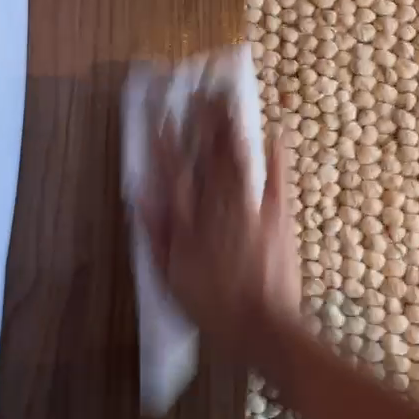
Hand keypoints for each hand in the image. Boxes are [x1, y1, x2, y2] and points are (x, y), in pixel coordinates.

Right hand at [142, 94, 302, 361]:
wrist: (261, 328)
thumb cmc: (211, 306)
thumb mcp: (170, 275)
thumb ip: (155, 233)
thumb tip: (140, 195)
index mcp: (190, 220)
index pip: (173, 171)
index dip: (166, 140)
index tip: (162, 112)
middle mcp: (219, 206)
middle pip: (209, 157)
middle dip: (204, 122)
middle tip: (201, 91)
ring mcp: (252, 209)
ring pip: (238, 160)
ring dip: (232, 129)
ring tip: (227, 100)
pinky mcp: (279, 218)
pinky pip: (277, 181)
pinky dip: (275, 157)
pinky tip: (274, 135)